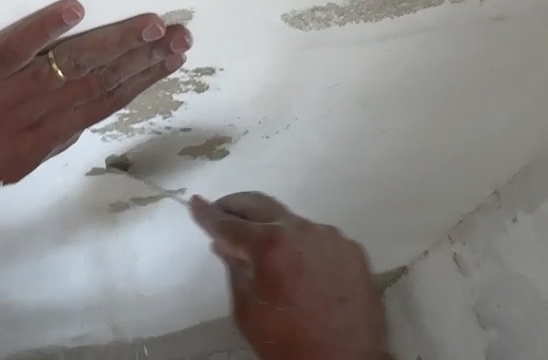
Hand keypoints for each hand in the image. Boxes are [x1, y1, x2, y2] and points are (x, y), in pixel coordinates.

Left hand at [0, 0, 190, 212]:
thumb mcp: (18, 163)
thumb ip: (52, 138)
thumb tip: (87, 115)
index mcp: (50, 135)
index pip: (107, 101)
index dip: (144, 79)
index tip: (174, 59)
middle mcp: (39, 112)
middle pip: (101, 79)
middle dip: (145, 56)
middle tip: (182, 35)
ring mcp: (10, 90)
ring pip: (72, 63)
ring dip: (116, 42)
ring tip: (152, 25)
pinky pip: (16, 46)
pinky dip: (45, 28)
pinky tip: (75, 10)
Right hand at [189, 192, 389, 359]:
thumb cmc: (289, 345)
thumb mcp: (248, 312)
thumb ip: (234, 270)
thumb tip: (224, 244)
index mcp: (270, 245)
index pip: (229, 224)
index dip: (207, 214)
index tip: (194, 202)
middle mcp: (301, 229)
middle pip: (260, 205)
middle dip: (236, 207)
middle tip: (221, 214)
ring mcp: (330, 236)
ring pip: (291, 221)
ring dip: (272, 228)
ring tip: (262, 247)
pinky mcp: (352, 249)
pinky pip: (318, 238)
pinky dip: (301, 245)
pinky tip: (298, 265)